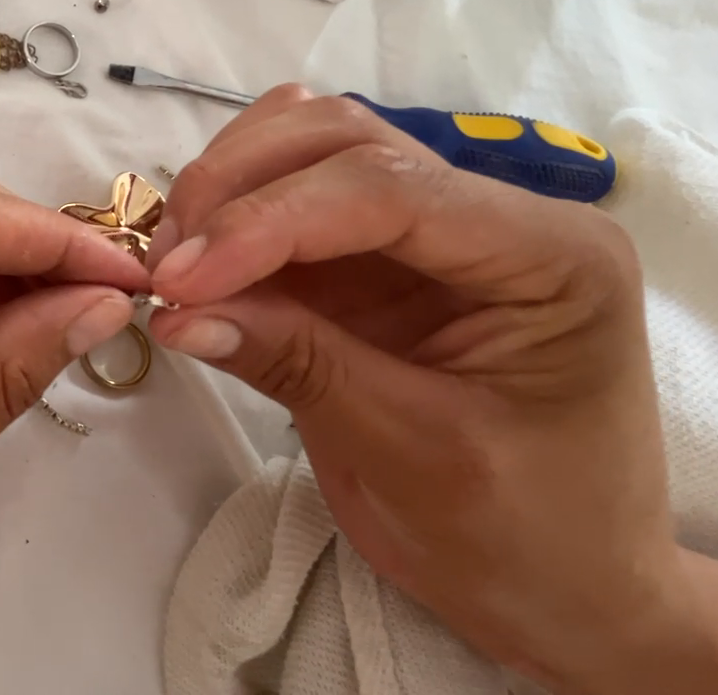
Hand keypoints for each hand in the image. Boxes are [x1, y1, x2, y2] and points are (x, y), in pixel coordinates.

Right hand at [142, 86, 682, 691]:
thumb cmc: (520, 532)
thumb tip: (174, 311)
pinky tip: (195, 254)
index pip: (387, 190)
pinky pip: (280, 189)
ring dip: (221, 185)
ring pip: (301, 142)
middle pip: (339, 137)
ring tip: (175, 262)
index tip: (178, 282)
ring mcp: (420, 223)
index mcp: (547, 254)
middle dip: (235, 186)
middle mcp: (485, 212)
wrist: (550, 579)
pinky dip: (223, 208)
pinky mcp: (363, 249)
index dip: (267, 222)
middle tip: (167, 267)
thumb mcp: (413, 455)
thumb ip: (296, 365)